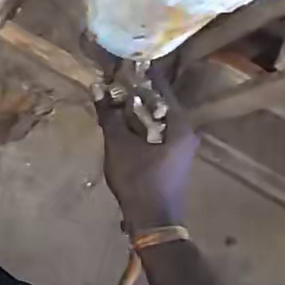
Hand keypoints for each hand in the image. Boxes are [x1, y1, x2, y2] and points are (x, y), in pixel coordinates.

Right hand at [96, 68, 198, 228]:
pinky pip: (158, 133)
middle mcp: (187, 131)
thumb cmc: (138, 181)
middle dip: (136, 93)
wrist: (154, 222)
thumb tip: (97, 86)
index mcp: (180, 124)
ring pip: (158, 119)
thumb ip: (109, 114)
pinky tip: (123, 126)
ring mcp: (182, 146)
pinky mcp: (174, 158)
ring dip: (137, 111)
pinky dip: (142, 126)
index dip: (141, 74)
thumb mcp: (119, 145)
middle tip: (114, 83)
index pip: (161, 87)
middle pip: (160, 103)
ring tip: (114, 101)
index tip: (123, 63)